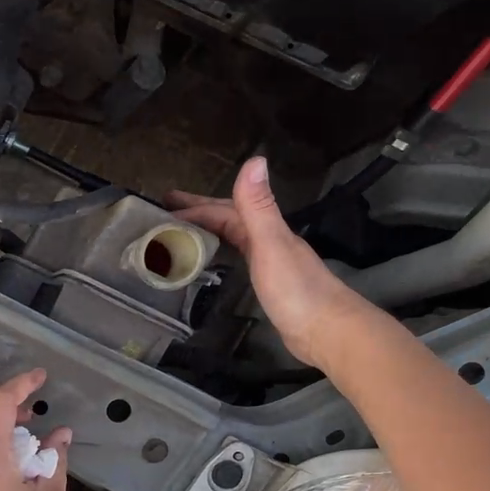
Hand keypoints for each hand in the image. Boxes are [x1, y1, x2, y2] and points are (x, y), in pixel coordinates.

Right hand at [167, 157, 382, 369]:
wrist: (326, 330)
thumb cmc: (296, 290)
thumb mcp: (271, 245)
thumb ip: (258, 207)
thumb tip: (253, 160)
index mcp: (266, 229)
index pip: (224, 211)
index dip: (195, 207)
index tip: (162, 209)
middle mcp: (268, 240)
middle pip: (229, 219)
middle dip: (199, 211)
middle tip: (166, 210)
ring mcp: (269, 261)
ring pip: (232, 237)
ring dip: (207, 230)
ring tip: (181, 232)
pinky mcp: (267, 283)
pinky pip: (236, 258)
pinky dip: (220, 252)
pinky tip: (212, 261)